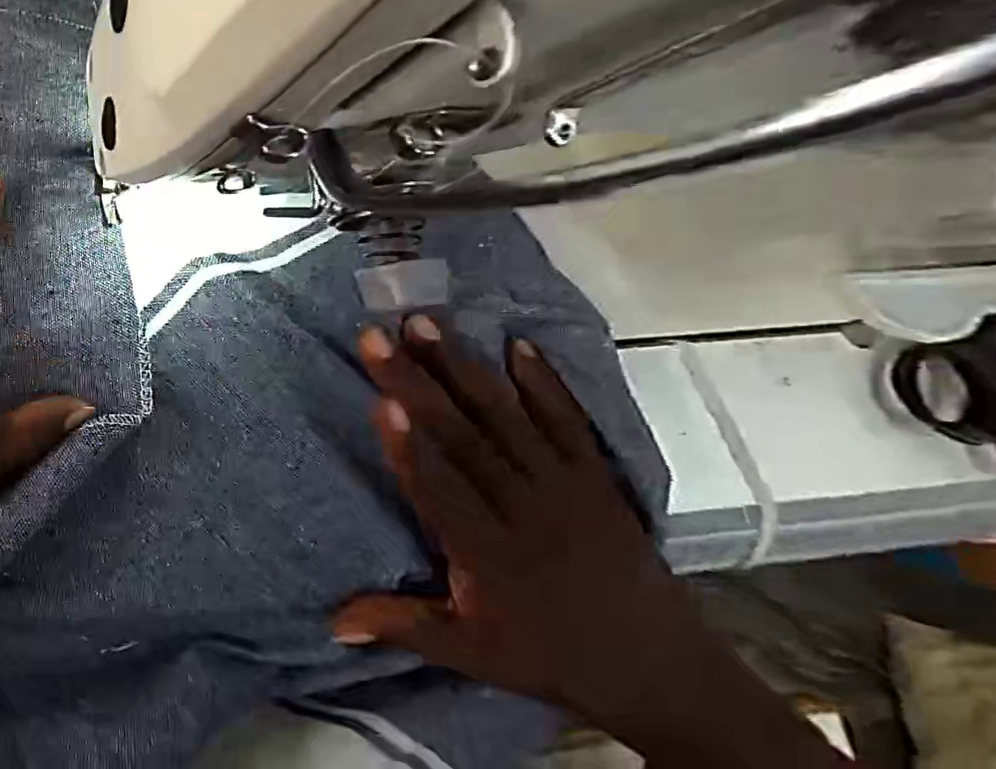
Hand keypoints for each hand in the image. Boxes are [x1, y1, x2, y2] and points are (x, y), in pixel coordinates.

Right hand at [330, 317, 847, 767]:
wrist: (664, 672)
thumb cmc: (551, 657)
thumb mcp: (472, 654)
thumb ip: (402, 626)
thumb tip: (331, 624)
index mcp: (492, 557)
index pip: (442, 493)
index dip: (409, 449)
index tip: (380, 402)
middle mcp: (527, 511)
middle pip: (464, 439)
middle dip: (416, 384)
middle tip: (378, 338)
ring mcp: (566, 487)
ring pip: (505, 417)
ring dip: (461, 366)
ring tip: (423, 323)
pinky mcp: (596, 478)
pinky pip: (568, 422)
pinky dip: (544, 381)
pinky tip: (517, 343)